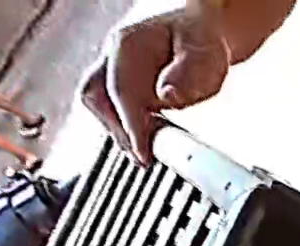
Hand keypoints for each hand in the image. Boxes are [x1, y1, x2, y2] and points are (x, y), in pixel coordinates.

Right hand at [80, 6, 231, 164]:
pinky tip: (146, 142)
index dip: (130, 127)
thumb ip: (186, 76)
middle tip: (142, 159)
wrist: (203, 31)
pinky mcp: (126, 82)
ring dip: (118, 131)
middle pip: (95, 95)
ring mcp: (116, 68)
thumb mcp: (203, 57)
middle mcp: (114, 56)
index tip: (143, 155)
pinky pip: (113, 105)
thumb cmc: (204, 41)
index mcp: (128, 46)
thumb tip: (168, 96)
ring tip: (144, 155)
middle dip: (116, 130)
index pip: (121, 92)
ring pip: (99, 102)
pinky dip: (126, 126)